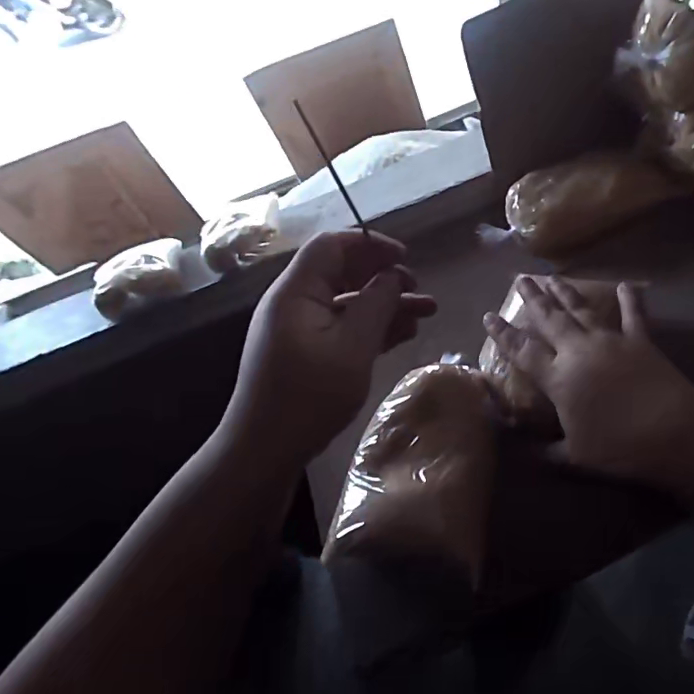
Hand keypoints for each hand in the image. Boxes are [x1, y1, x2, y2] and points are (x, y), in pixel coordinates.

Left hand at [223, 230, 436, 456]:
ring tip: (426, 313)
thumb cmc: (310, 395)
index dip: (372, 245)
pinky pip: (344, 326)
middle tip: (420, 290)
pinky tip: (404, 333)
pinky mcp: (308, 351)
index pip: (332, 246)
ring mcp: (301, 327)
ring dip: (387, 304)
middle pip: (343, 272)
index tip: (407, 259)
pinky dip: (374, 326)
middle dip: (384, 276)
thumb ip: (376, 305)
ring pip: (349, 301)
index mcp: (297, 291)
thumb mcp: (352, 347)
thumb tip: (394, 275)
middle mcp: (296, 302)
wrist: (267, 447)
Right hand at [481, 277, 693, 484]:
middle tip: (520, 278)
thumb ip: (548, 451)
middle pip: (550, 319)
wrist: (673, 431)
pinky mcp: (641, 341)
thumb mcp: (575, 456)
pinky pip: (633, 315)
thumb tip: (527, 451)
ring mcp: (611, 341)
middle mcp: (579, 351)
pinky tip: (625, 284)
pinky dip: (630, 299)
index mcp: (559, 378)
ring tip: (552, 276)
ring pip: (582, 310)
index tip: (489, 316)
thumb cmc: (619, 447)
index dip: (503, 334)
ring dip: (566, 292)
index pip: (523, 351)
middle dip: (533, 298)